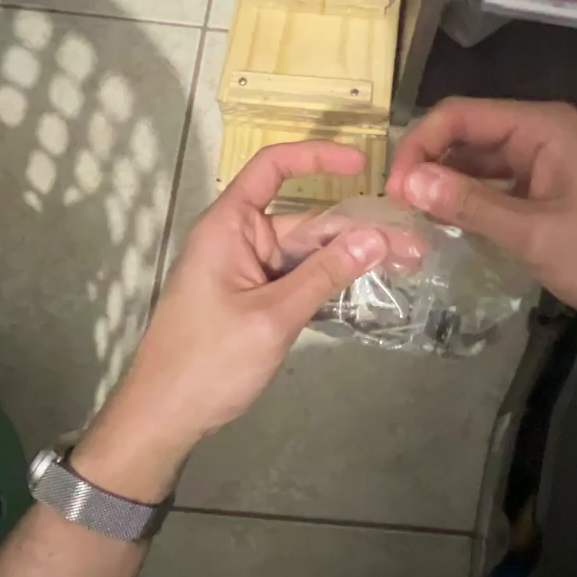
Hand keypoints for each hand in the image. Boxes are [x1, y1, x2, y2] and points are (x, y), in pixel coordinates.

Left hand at [72, 142, 387, 500]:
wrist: (164, 419)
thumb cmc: (207, 361)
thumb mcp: (272, 316)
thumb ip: (325, 274)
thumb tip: (377, 238)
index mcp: (230, 226)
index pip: (272, 168)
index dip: (316, 157)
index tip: (362, 165)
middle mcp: (240, 239)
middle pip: (305, 220)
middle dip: (357, 230)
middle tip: (412, 244)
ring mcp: (249, 270)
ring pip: (308, 253)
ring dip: (351, 258)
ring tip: (406, 263)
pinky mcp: (256, 298)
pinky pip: (299, 278)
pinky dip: (332, 280)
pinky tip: (372, 284)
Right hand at [386, 98, 576, 331]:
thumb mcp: (535, 233)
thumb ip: (469, 205)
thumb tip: (406, 181)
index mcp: (542, 126)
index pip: (459, 115)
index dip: (418, 145)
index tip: (393, 191)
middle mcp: (544, 133)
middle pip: (469, 134)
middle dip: (429, 165)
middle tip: (397, 210)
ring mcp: (551, 161)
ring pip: (483, 162)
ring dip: (449, 186)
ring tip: (415, 220)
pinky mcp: (555, 189)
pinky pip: (502, 185)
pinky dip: (476, 202)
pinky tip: (453, 227)